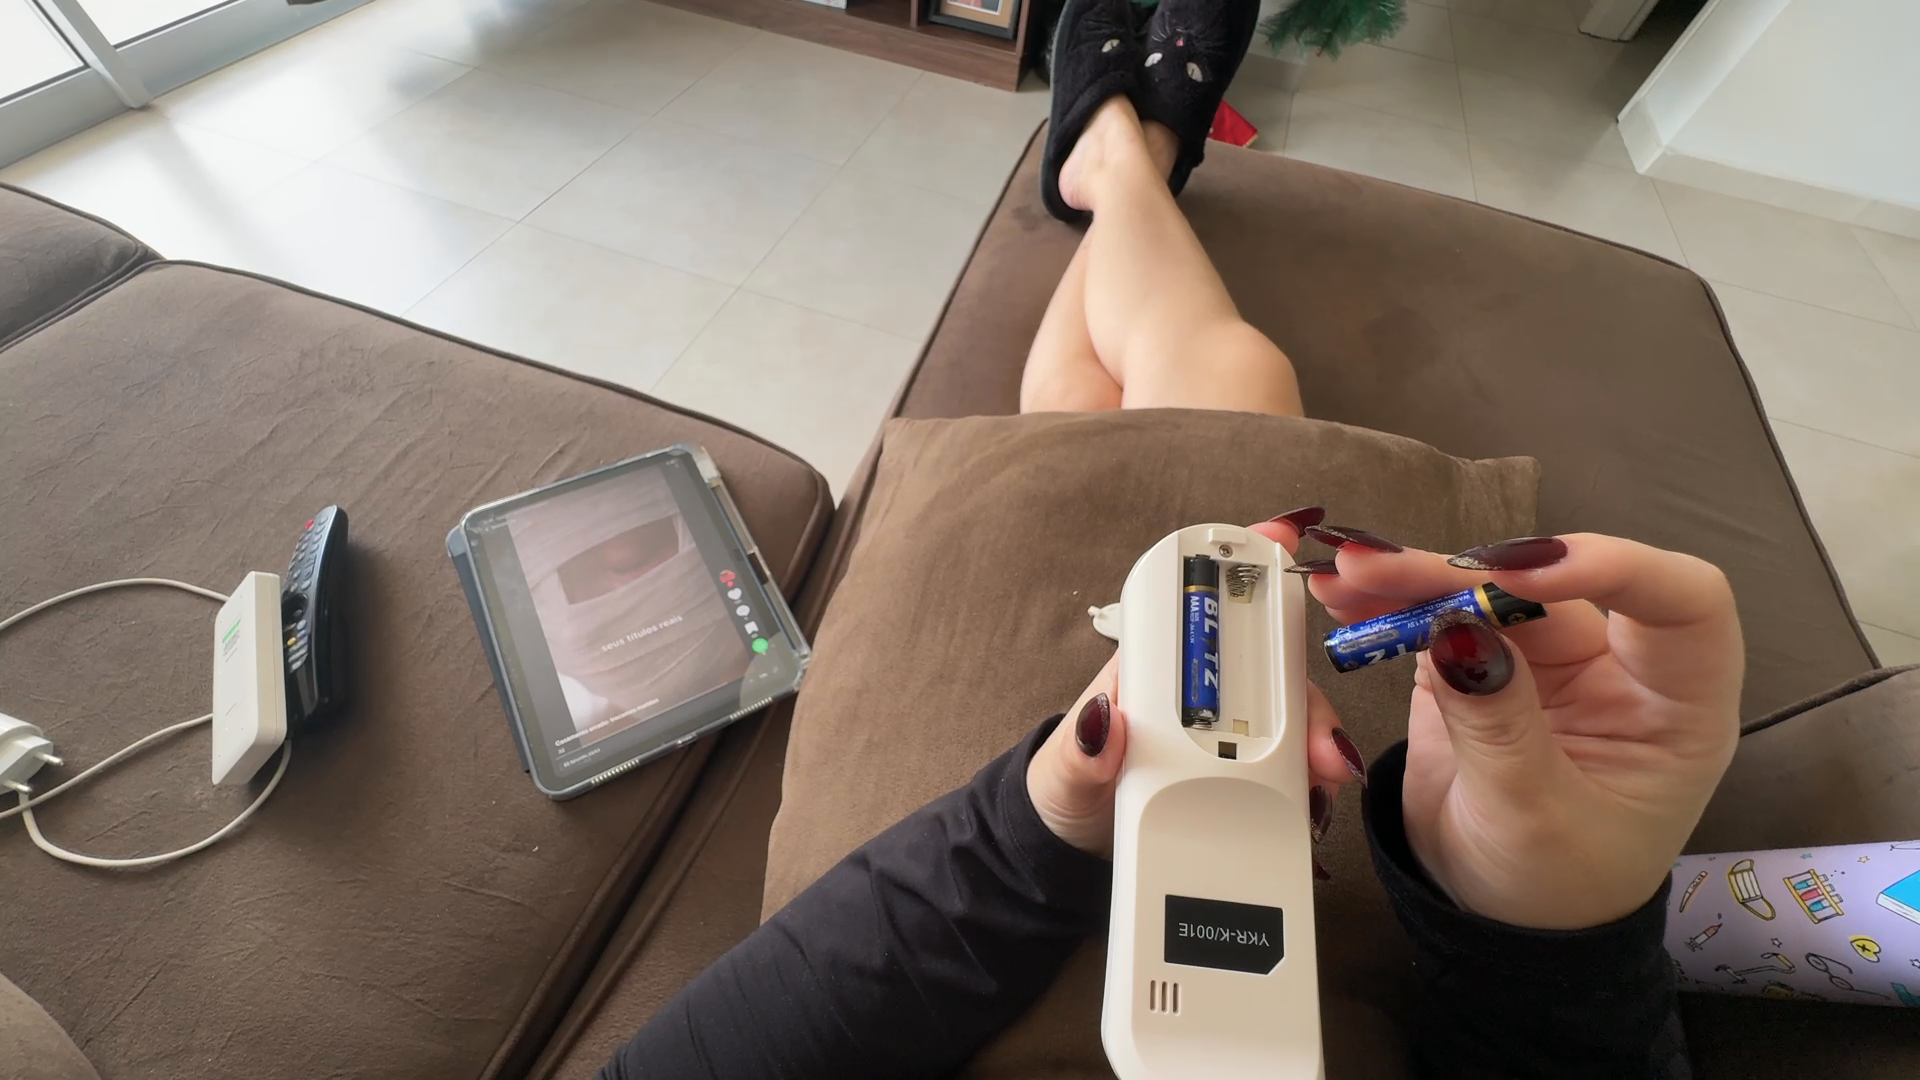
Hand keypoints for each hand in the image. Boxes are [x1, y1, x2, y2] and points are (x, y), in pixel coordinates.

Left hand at [1027, 509, 1365, 856]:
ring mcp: (1219, 735)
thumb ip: (1079, 752)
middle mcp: (1191, 695)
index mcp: (1149, 673)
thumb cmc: (1068, 784)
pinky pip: (1286, 765)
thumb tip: (1102, 721)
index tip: (1280, 539)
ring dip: (1313, 734)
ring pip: (1284, 713)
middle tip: (1319, 738)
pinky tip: (1319, 796)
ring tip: (1327, 773)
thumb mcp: (1065, 771)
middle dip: (1297, 681)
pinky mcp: (1236, 775)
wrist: (1075, 841)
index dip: (1237, 573)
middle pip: (1260, 664)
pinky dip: (1309, 776)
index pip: (1195, 615)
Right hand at [1301, 530, 1743, 928]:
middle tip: (1367, 567)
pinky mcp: (1469, 669)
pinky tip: (1342, 598)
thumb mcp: (1529, 813)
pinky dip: (1384, 606)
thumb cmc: (1549, 880)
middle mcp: (1604, 668)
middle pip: (1536, 592)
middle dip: (1450, 575)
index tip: (1514, 575)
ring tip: (1340, 577)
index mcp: (1667, 705)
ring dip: (1404, 581)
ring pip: (1473, 596)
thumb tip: (1456, 632)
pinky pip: (1428, 621)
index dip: (1611, 569)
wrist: (1492, 909)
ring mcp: (1532, 664)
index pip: (1679, 604)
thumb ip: (1498, 723)